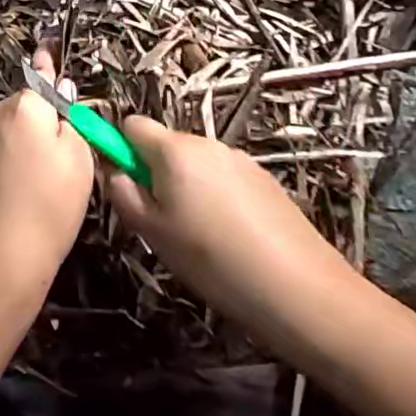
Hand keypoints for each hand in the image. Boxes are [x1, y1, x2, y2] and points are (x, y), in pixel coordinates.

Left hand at [0, 51, 93, 296]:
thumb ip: (71, 122)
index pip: (41, 77)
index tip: (48, 49)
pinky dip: (8, 165)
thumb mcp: (78, 161)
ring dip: (25, 145)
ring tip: (43, 187)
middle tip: (65, 160)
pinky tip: (19, 196)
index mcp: (22, 106)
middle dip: (43, 123)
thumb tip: (60, 95)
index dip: (49, 68)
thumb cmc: (48, 207)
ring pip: (9, 133)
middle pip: (25, 108)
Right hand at [101, 116, 365, 354]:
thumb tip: (114, 171)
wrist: (300, 291)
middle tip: (161, 220)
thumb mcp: (152, 232)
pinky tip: (230, 239)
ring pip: (195, 165)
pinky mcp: (265, 181)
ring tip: (198, 237)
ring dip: (186, 188)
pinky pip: (223, 179)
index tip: (125, 183)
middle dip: (155, 173)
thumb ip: (123, 193)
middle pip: (165, 145)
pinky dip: (217, 199)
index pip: (131, 124)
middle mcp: (206, 143)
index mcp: (174, 150)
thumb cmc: (213, 260)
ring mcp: (240, 160)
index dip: (120, 148)